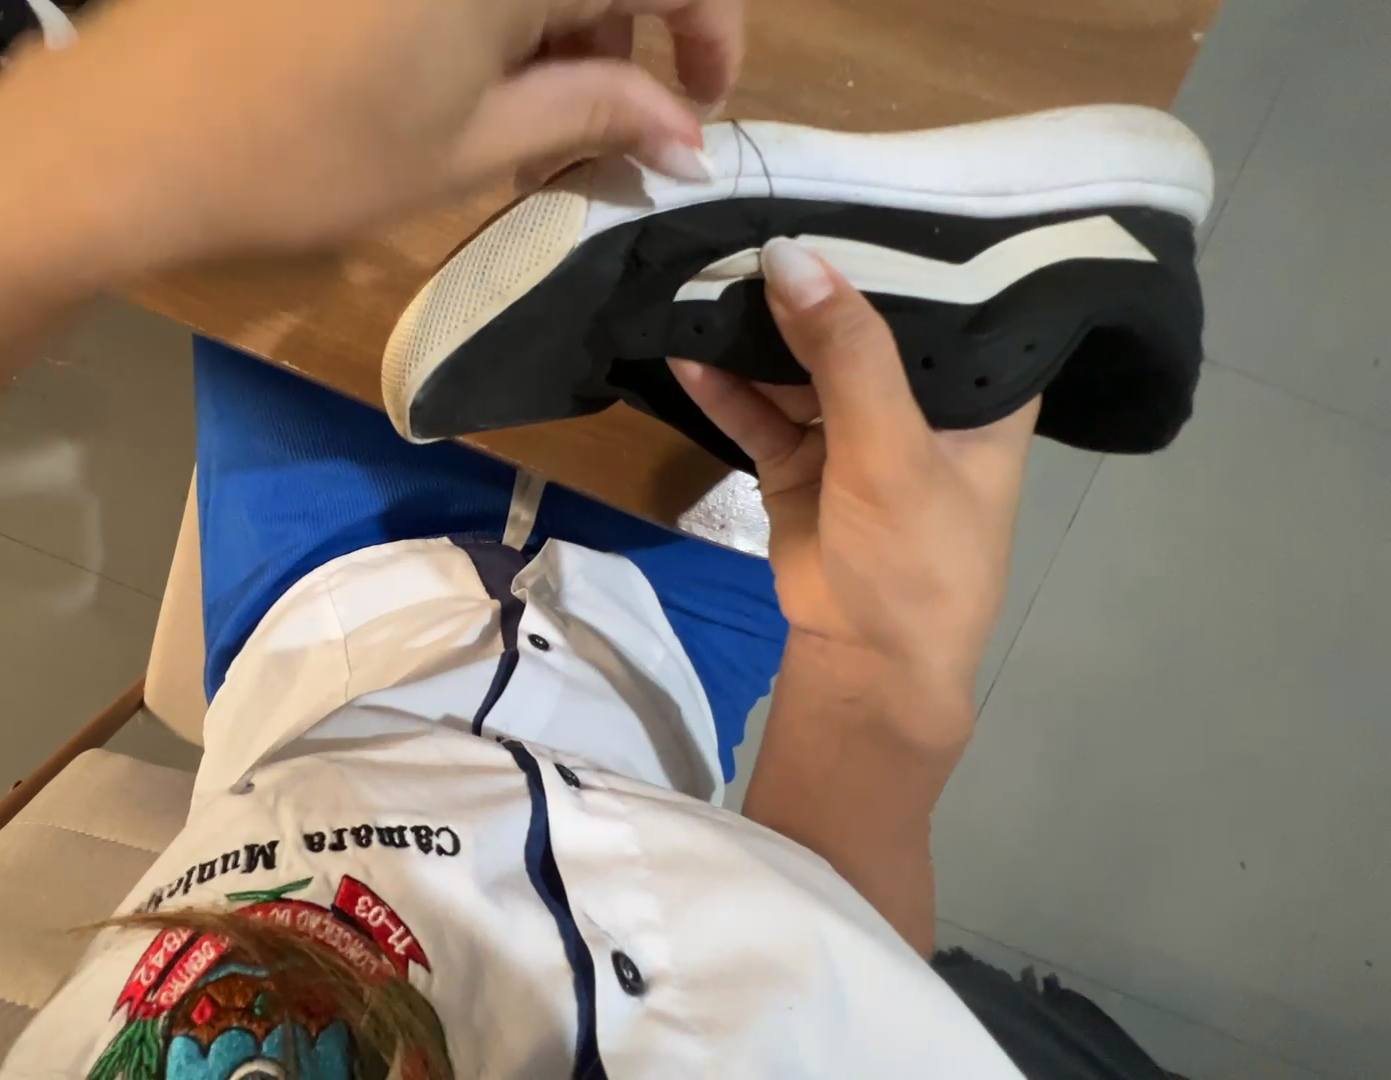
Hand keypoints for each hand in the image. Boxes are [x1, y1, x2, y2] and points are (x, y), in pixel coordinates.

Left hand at [0, 0, 741, 359]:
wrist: (142, 137)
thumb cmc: (313, 159)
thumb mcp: (468, 148)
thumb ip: (589, 115)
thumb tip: (684, 133)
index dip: (708, 29)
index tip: (704, 108)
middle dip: (621, 40)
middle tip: (597, 136)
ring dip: (552, 35)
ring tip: (525, 130)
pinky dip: (490, 20)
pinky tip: (470, 82)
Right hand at [673, 241, 1037, 744]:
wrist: (862, 653)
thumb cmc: (914, 555)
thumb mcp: (891, 448)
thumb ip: (844, 354)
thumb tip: (787, 257)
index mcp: (978, 385)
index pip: (942, 292)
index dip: (892, 244)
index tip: (838, 186)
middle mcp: (913, 397)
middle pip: (854, 325)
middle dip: (803, 288)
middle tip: (747, 226)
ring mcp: (846, 429)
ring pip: (794, 367)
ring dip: (750, 338)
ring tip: (702, 283)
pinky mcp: (794, 459)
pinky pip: (756, 412)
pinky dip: (723, 389)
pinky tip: (686, 355)